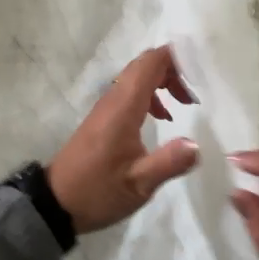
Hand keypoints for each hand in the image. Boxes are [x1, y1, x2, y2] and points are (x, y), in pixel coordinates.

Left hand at [47, 45, 199, 233]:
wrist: (57, 202)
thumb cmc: (98, 191)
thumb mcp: (138, 184)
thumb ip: (168, 162)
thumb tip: (196, 143)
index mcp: (124, 106)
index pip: (151, 62)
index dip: (176, 57)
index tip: (201, 69)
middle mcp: (115, 97)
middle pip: (146, 64)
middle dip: (174, 68)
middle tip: (197, 90)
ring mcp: (108, 106)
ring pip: (138, 76)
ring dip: (164, 81)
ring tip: (186, 102)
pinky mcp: (105, 117)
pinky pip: (132, 91)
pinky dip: (152, 94)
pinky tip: (163, 117)